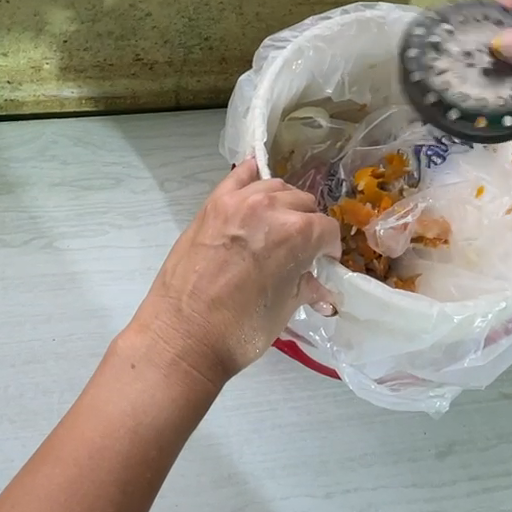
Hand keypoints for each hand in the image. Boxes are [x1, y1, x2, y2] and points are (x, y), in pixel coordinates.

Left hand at [124, 159, 340, 389]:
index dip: (328, 249)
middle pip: (303, 203)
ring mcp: (238, 201)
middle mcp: (270, 207)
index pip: (326, 229)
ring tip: (277, 226)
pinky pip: (239, 176)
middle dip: (308, 225)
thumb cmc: (240, 330)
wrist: (183, 335)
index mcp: (296, 233)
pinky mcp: (213, 203)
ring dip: (283, 204)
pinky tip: (256, 186)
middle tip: (300, 249)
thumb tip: (322, 288)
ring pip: (275, 186)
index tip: (323, 263)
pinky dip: (252, 176)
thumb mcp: (284, 309)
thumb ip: (306, 286)